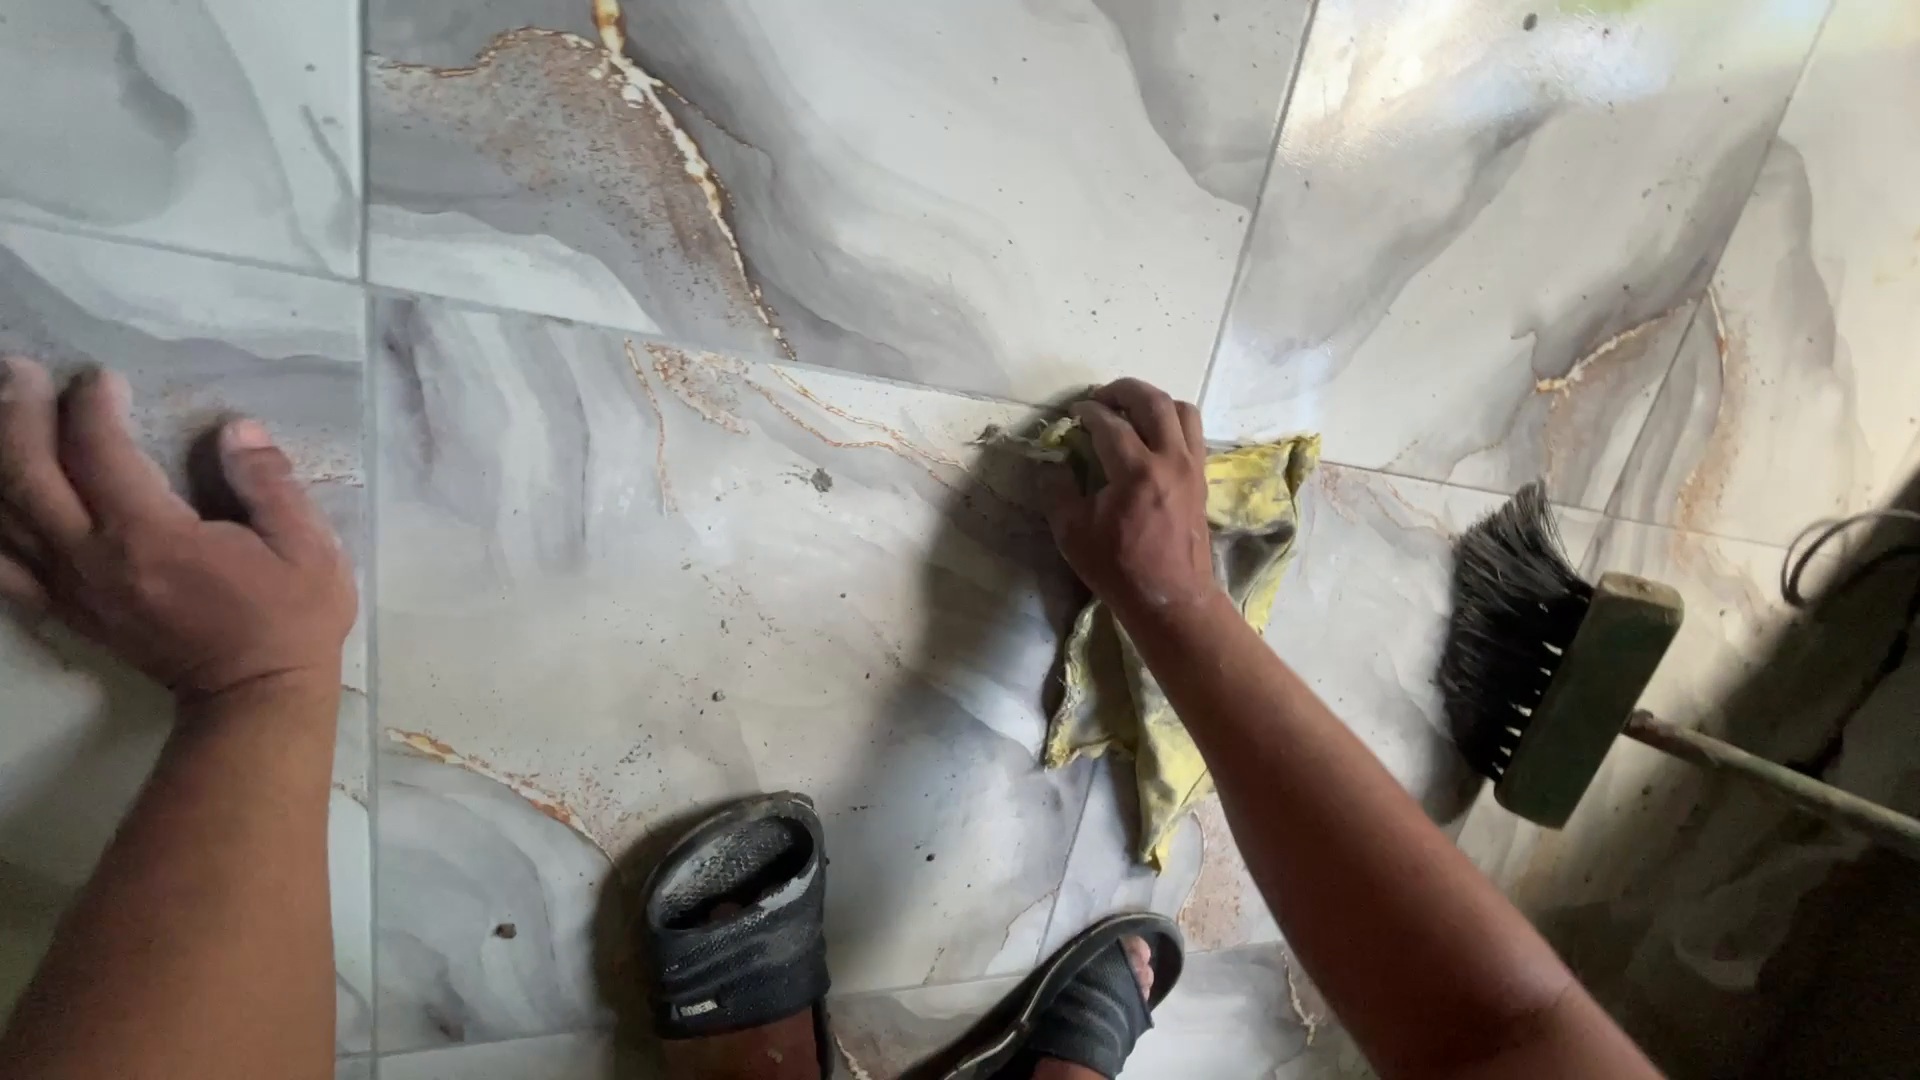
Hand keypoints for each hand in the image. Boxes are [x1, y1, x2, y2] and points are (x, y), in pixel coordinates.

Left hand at [0, 358, 354, 706]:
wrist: (258, 690)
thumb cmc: (295, 617)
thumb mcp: (310, 549)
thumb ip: (272, 486)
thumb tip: (240, 430)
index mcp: (153, 538)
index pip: (102, 454)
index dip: (93, 408)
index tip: (101, 376)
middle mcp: (92, 557)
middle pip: (26, 475)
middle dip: (17, 416)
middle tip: (17, 372)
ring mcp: (71, 587)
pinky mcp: (68, 610)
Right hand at [1042, 378, 1221, 623]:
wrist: (1170, 598)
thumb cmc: (1117, 568)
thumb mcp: (1071, 532)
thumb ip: (1056, 489)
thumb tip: (1051, 462)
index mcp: (1135, 471)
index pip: (1109, 423)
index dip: (1087, 412)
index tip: (1073, 414)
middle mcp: (1170, 459)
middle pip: (1152, 401)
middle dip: (1122, 390)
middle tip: (1100, 397)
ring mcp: (1191, 466)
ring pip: (1180, 410)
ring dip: (1153, 401)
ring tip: (1129, 410)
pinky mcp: (1201, 478)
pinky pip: (1192, 432)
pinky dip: (1171, 422)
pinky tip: (1151, 435)